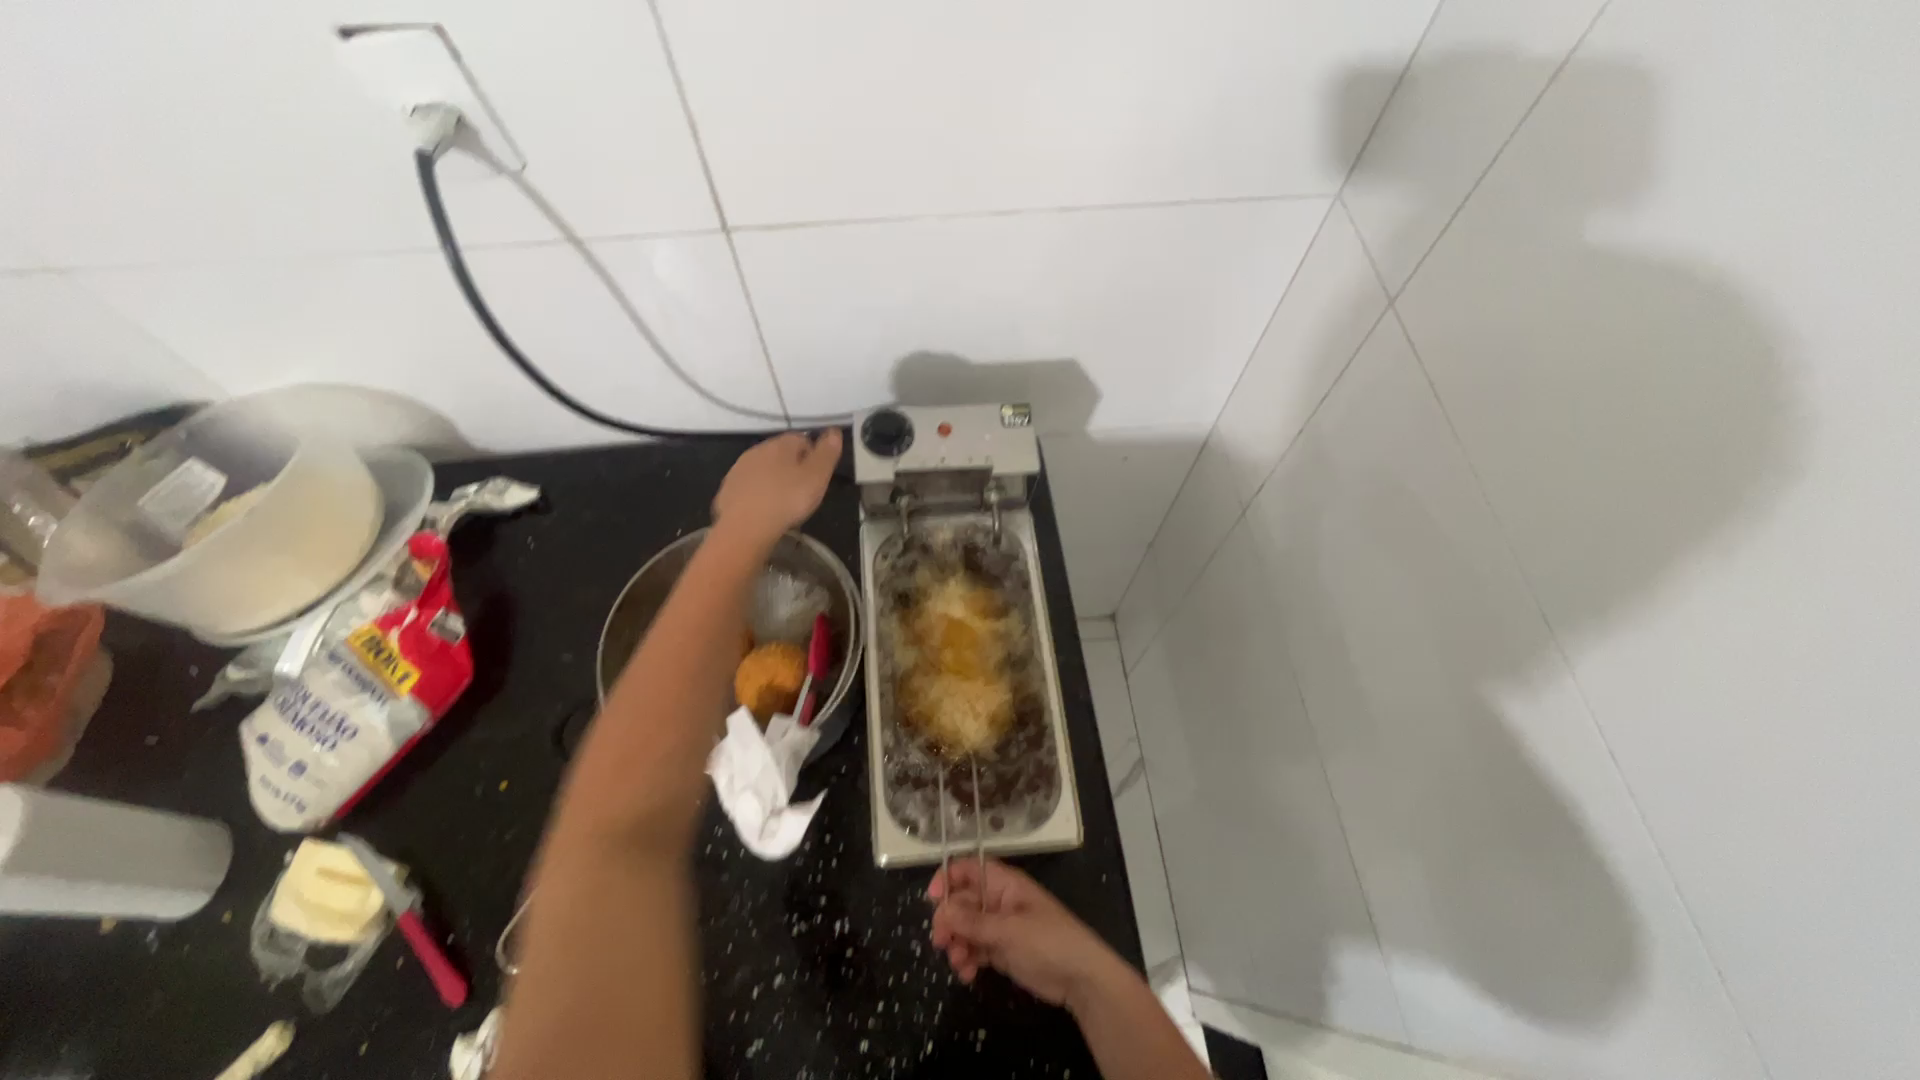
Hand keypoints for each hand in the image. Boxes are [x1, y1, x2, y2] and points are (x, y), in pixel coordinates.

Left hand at [711, 430, 842, 548]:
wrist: (745, 527)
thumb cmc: (787, 500)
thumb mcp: (817, 477)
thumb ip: (827, 453)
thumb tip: (834, 431)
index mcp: (781, 444)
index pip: (803, 439)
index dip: (813, 456)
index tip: (818, 477)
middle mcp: (758, 450)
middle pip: (781, 453)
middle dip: (793, 467)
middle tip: (803, 491)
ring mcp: (739, 469)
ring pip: (763, 469)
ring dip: (774, 480)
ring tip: (783, 502)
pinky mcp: (728, 488)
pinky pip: (749, 486)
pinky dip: (758, 493)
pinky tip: (764, 510)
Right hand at [928, 857, 1123, 1008]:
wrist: (1081, 978)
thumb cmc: (1049, 941)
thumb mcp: (1009, 930)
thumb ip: (974, 921)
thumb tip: (943, 909)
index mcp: (1005, 884)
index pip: (970, 870)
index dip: (949, 878)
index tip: (933, 899)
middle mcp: (999, 902)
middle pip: (963, 902)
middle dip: (949, 920)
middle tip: (941, 941)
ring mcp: (1000, 928)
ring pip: (966, 929)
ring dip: (957, 944)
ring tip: (959, 962)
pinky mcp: (1002, 952)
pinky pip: (976, 949)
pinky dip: (968, 960)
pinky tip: (968, 974)